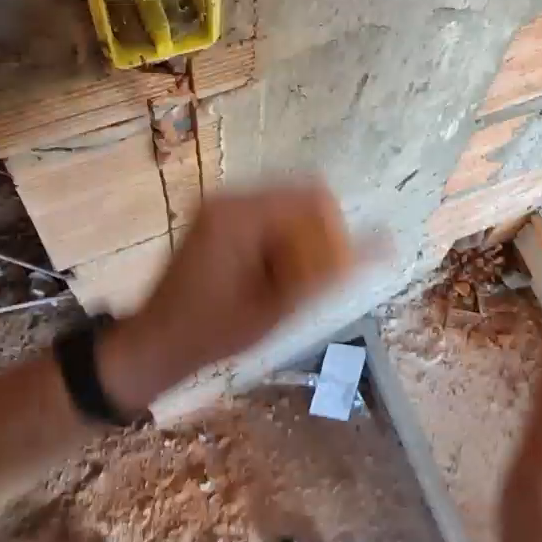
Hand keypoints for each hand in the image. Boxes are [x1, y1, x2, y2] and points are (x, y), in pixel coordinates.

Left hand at [99, 184, 353, 409]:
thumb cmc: (211, 333)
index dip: (332, 239)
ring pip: (292, 210)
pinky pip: (272, 218)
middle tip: (299, 288)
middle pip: (305, 201)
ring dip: (299, 247)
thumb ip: (332, 272)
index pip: (315, 200)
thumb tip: (389, 246)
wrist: (152, 345)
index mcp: (241, 212)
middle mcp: (231, 196)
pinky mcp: (221, 215)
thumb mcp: (278, 307)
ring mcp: (222, 203)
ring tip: (280, 286)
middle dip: (314, 243)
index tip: (322, 279)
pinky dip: (283, 246)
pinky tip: (268, 278)